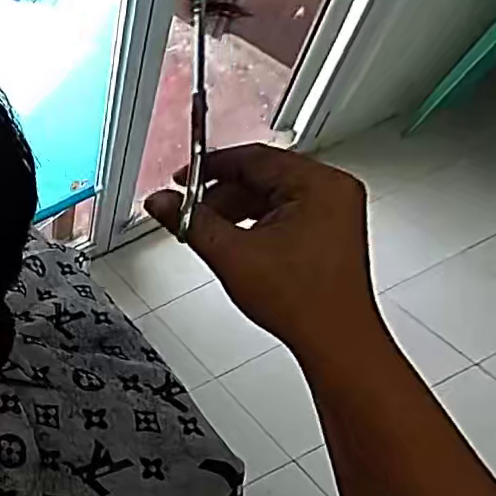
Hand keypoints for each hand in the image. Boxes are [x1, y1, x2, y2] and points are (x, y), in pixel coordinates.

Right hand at [145, 143, 381, 360]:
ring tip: (207, 231)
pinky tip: (233, 242)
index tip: (183, 178)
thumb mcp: (232, 254)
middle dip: (220, 194)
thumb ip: (191, 222)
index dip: (209, 168)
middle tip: (189, 210)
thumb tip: (162, 202)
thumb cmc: (303, 300)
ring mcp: (333, 212)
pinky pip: (283, 213)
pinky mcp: (327, 232)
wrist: (333, 338)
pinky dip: (253, 223)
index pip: (253, 158)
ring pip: (270, 196)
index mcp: (317, 185)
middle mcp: (332, 192)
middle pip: (261, 176)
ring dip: (234, 210)